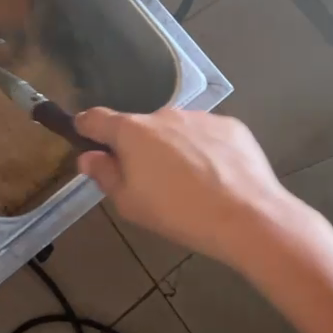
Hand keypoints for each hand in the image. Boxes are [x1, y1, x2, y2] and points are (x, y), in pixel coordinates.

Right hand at [75, 108, 298, 262]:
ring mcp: (199, 117)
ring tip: (192, 184)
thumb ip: (105, 175)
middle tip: (151, 181)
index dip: (86, 126)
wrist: (249, 217)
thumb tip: (88, 157)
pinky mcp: (230, 125)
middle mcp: (162, 115)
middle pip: (140, 128)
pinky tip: (220, 179)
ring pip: (176, 131)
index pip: (96, 118)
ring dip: (175, 149)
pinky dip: (207, 151)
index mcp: (131, 132)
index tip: (84, 135)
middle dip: (140, 148)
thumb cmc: (179, 214)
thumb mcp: (130, 205)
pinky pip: (208, 135)